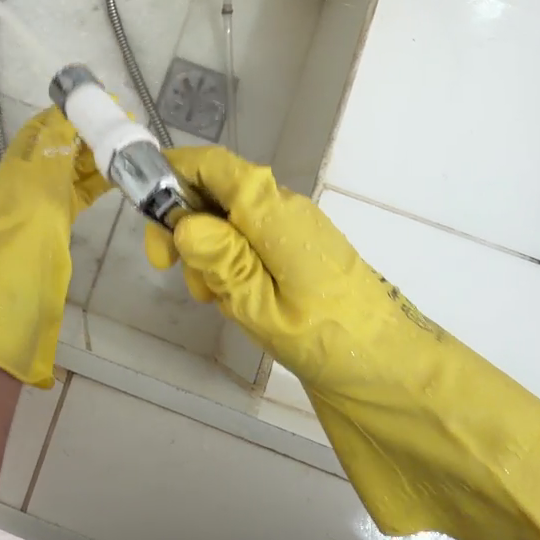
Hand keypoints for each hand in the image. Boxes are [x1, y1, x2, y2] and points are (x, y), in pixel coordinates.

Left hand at [0, 108, 109, 386]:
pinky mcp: (59, 217)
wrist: (24, 269)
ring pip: (74, 168)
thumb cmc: (32, 213)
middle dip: (88, 133)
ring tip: (128, 145)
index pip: (44, 125)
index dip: (69, 111)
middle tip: (123, 124)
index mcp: (21, 157)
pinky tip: (120, 174)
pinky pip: (81, 191)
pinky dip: (98, 181)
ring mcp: (45, 197)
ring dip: (98, 156)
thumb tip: (69, 110)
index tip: (99, 102)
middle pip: (62, 145)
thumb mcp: (45, 169)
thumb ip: (59, 139)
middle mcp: (31, 173)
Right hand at [145, 145, 539, 539]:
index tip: (142, 206)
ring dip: (205, 251)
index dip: (170, 170)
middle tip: (171, 272)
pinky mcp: (299, 253)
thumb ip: (221, 260)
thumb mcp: (264, 306)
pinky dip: (229, 264)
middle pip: (214, 190)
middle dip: (183, 223)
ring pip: (228, 219)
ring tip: (211, 299)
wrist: (398, 376)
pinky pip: (249, 241)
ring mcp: (293, 230)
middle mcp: (283, 209)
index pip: (213, 164)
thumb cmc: (329, 340)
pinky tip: (234, 302)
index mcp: (273, 212)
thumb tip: (184, 220)